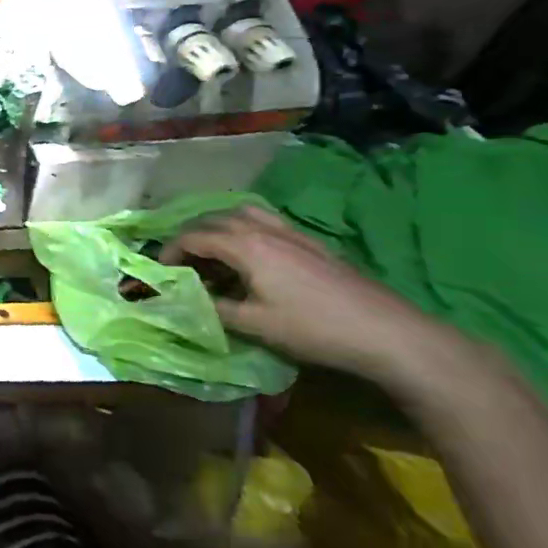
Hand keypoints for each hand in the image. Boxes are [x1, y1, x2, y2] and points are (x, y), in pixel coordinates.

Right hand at [161, 205, 462, 388]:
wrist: (388, 333)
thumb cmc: (314, 328)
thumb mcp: (252, 324)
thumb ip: (212, 307)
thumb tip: (183, 299)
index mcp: (245, 246)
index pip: (193, 236)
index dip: (169, 251)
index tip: (159, 271)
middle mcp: (265, 230)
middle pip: (214, 219)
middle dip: (189, 236)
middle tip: (180, 262)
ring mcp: (292, 234)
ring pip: (242, 214)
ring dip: (218, 227)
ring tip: (211, 251)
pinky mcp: (312, 244)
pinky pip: (267, 222)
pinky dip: (245, 229)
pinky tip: (250, 255)